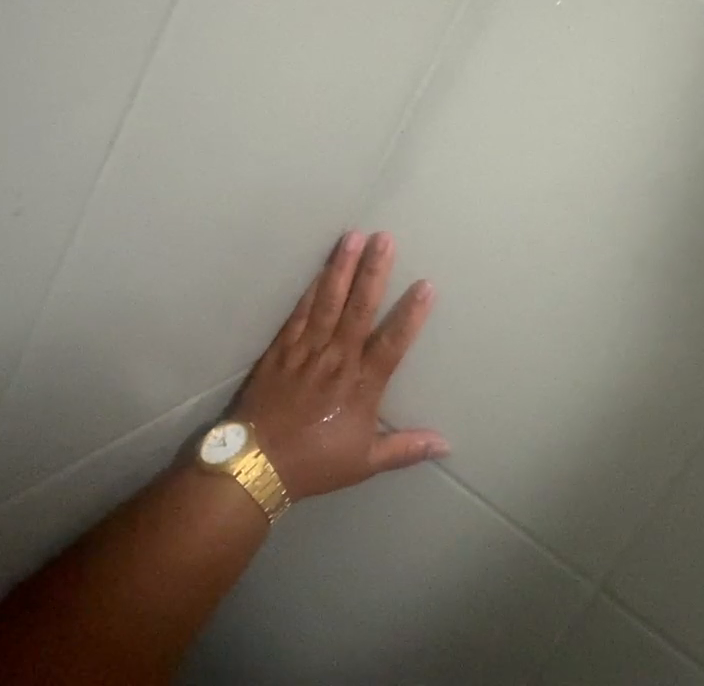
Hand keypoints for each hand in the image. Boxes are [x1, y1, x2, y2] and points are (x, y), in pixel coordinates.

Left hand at [228, 230, 446, 500]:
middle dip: (373, 272)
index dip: (410, 315)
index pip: (392, 344)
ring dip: (341, 268)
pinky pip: (299, 313)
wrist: (256, 465)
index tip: (426, 285)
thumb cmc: (315, 463)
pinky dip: (311, 289)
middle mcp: (337, 361)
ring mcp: (307, 351)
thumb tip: (447, 444)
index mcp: (361, 387)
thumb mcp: (365, 462)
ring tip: (353, 237)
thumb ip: (406, 448)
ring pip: (328, 303)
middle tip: (385, 239)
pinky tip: (322, 268)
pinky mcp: (281, 349)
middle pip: (359, 310)